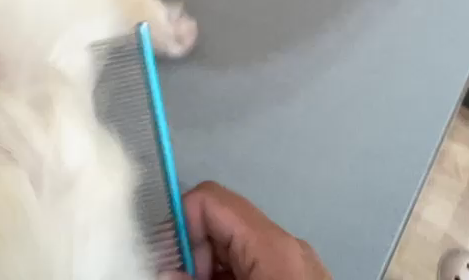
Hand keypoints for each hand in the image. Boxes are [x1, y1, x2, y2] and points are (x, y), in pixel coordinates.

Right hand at [182, 181, 329, 279]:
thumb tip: (165, 270)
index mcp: (272, 241)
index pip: (211, 197)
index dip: (181, 223)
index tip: (173, 263)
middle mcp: (288, 242)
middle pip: (224, 220)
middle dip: (196, 249)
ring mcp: (299, 261)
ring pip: (239, 243)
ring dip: (213, 264)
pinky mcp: (303, 276)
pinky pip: (258, 261)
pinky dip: (234, 273)